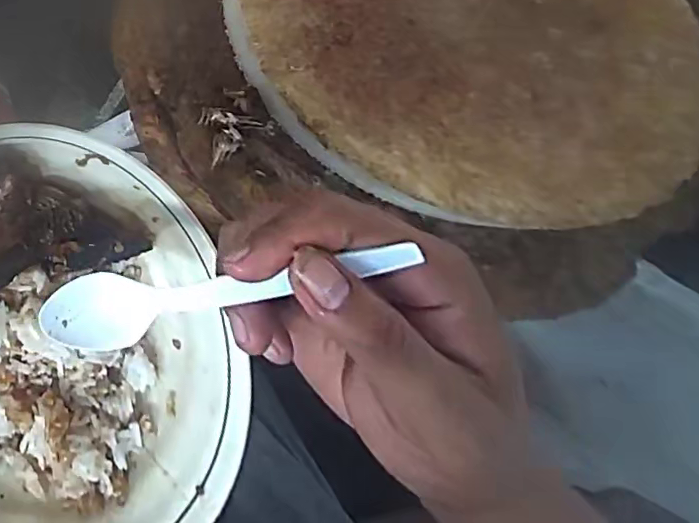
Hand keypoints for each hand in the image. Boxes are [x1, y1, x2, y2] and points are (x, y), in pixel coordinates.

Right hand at [219, 190, 597, 522]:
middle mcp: (378, 254)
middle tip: (233, 297)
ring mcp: (346, 276)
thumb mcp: (432, 398)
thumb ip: (374, 331)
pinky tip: (263, 344)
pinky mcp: (318, 302)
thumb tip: (308, 267)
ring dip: (246, 278)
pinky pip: (269, 282)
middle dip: (257, 250)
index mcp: (421, 260)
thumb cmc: (465, 440)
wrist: (463, 480)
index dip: (288, 233)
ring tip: (253, 336)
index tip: (246, 269)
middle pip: (301, 218)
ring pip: (275, 242)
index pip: (343, 220)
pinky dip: (249, 303)